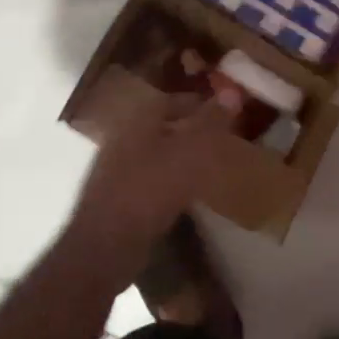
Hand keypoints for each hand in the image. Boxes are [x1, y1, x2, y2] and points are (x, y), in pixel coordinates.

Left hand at [68, 85, 240, 275]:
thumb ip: (211, 123)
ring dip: (182, 155)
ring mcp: (117, 171)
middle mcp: (123, 139)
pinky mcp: (119, 200)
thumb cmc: (148, 190)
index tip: (222, 109)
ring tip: (210, 163)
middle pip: (161, 126)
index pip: (168, 99)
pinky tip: (189, 193)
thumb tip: (233, 91)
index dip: (196, 101)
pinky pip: (152, 179)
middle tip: (221, 136)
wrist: (105, 247)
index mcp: (136, 121)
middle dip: (190, 128)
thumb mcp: (188, 153)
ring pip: (156, 153)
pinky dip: (172, 179)